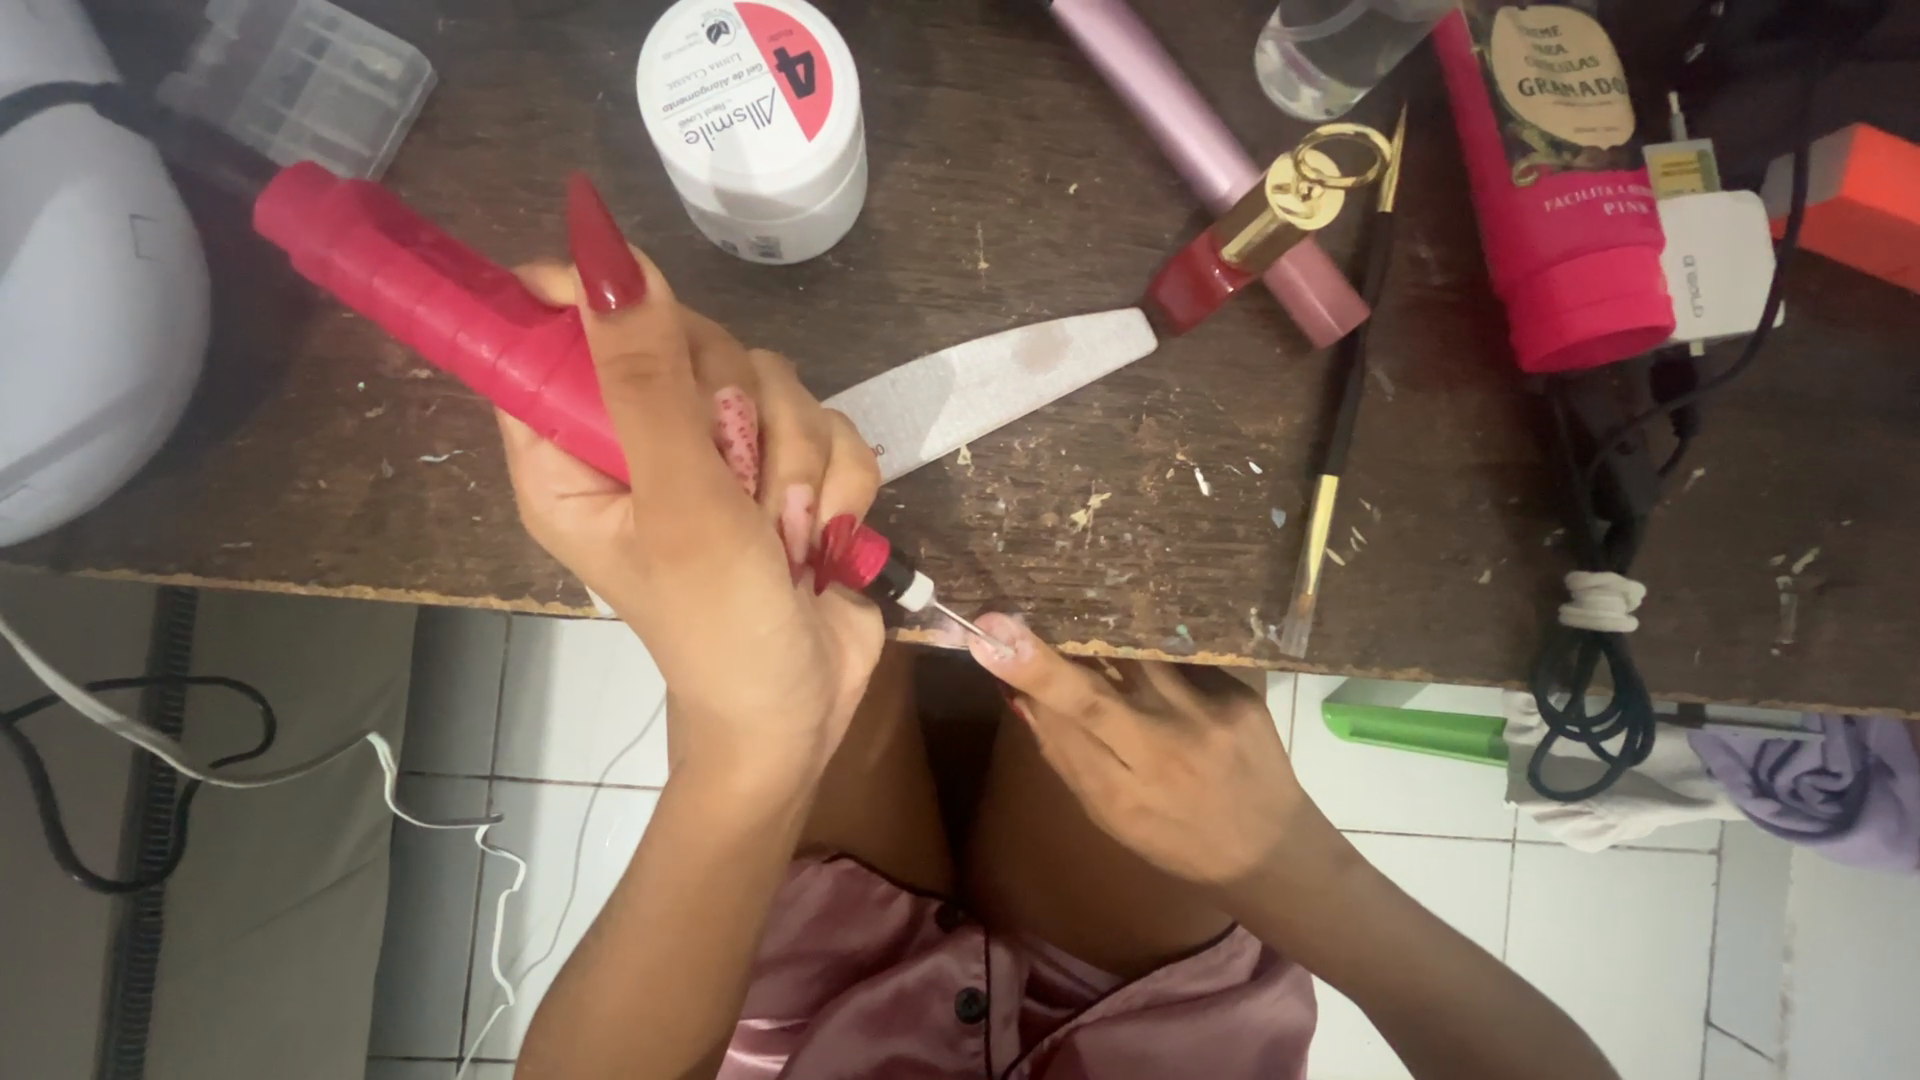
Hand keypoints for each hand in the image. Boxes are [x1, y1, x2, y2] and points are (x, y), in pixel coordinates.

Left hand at [497, 174, 884, 789]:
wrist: (806, 704)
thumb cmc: (720, 625)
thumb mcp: (679, 507)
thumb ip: (646, 384)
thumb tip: (603, 255)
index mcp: (574, 455)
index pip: (549, 337)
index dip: (590, 302)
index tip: (647, 309)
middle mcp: (643, 442)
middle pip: (688, 340)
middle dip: (740, 410)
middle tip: (742, 480)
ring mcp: (723, 453)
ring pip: (773, 381)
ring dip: (799, 461)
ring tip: (789, 534)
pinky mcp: (789, 469)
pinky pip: (825, 423)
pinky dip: (837, 481)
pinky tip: (825, 535)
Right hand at [966, 614, 1322, 891]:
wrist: (1273, 850)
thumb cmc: (1177, 839)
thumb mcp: (1112, 815)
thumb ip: (1066, 754)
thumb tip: (1021, 694)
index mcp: (1129, 795)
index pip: (1066, 723)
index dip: (1028, 676)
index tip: (987, 640)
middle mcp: (1169, 751)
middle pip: (1098, 690)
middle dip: (1047, 655)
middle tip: (1000, 618)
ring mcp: (1210, 716)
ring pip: (1137, 657)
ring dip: (1101, 640)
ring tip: (1077, 618)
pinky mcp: (1241, 692)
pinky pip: (1175, 659)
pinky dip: (1149, 656)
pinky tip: (1146, 659)